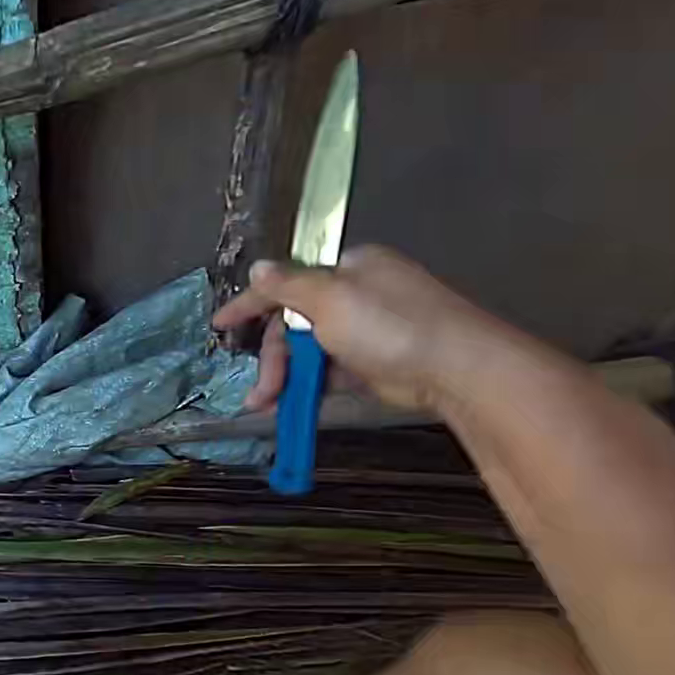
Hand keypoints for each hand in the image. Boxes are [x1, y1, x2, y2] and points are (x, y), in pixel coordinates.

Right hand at [212, 245, 517, 413]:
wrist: (455, 368)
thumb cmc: (388, 326)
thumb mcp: (329, 299)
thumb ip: (287, 285)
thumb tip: (256, 268)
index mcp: (346, 270)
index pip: (284, 284)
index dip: (248, 305)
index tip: (219, 325)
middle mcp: (353, 296)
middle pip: (294, 325)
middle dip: (272, 359)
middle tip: (260, 391)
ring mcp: (363, 331)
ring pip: (308, 352)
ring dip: (285, 378)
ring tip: (270, 405)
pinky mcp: (371, 363)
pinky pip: (326, 371)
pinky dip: (308, 386)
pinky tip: (292, 404)